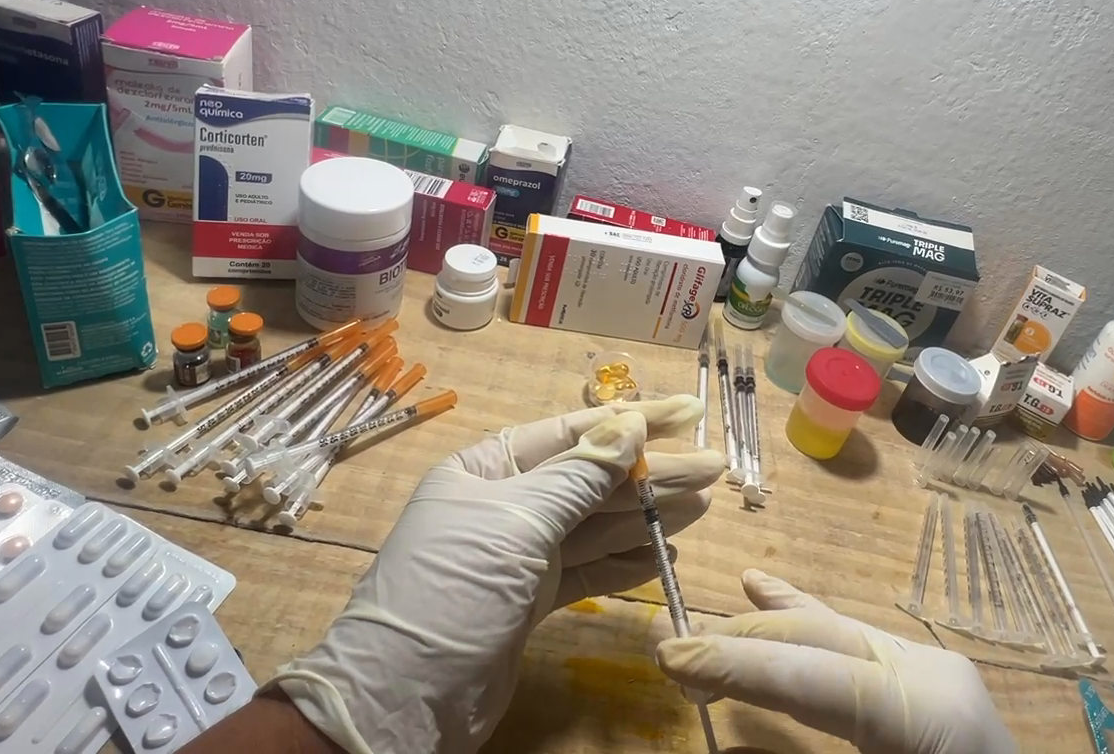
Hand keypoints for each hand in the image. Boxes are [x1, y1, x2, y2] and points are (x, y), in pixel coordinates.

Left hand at [272, 395, 725, 753]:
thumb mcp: (519, 524)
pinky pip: (590, 567)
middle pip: (594, 479)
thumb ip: (580, 476)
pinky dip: (627, 560)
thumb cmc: (454, 592)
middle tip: (714, 468)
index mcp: (490, 468)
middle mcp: (507, 503)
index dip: (635, 420)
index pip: (575, 432)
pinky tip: (666, 551)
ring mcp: (521, 552)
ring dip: (650, 514)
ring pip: (598, 524)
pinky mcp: (532, 596)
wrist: (399, 703)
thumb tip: (629, 425)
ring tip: (705, 504)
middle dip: (653, 473)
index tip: (688, 410)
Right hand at [657, 570, 1017, 753]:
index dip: (741, 665)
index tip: (675, 659)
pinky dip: (805, 620)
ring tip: (707, 618)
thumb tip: (730, 745)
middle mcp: (928, 674)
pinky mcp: (925, 679)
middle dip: (744, 643)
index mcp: (928, 713)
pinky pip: (852, 643)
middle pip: (820, 641)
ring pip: (832, 629)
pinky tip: (768, 591)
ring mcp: (930, 669)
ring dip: (765, 624)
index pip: (817, 676)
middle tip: (676, 655)